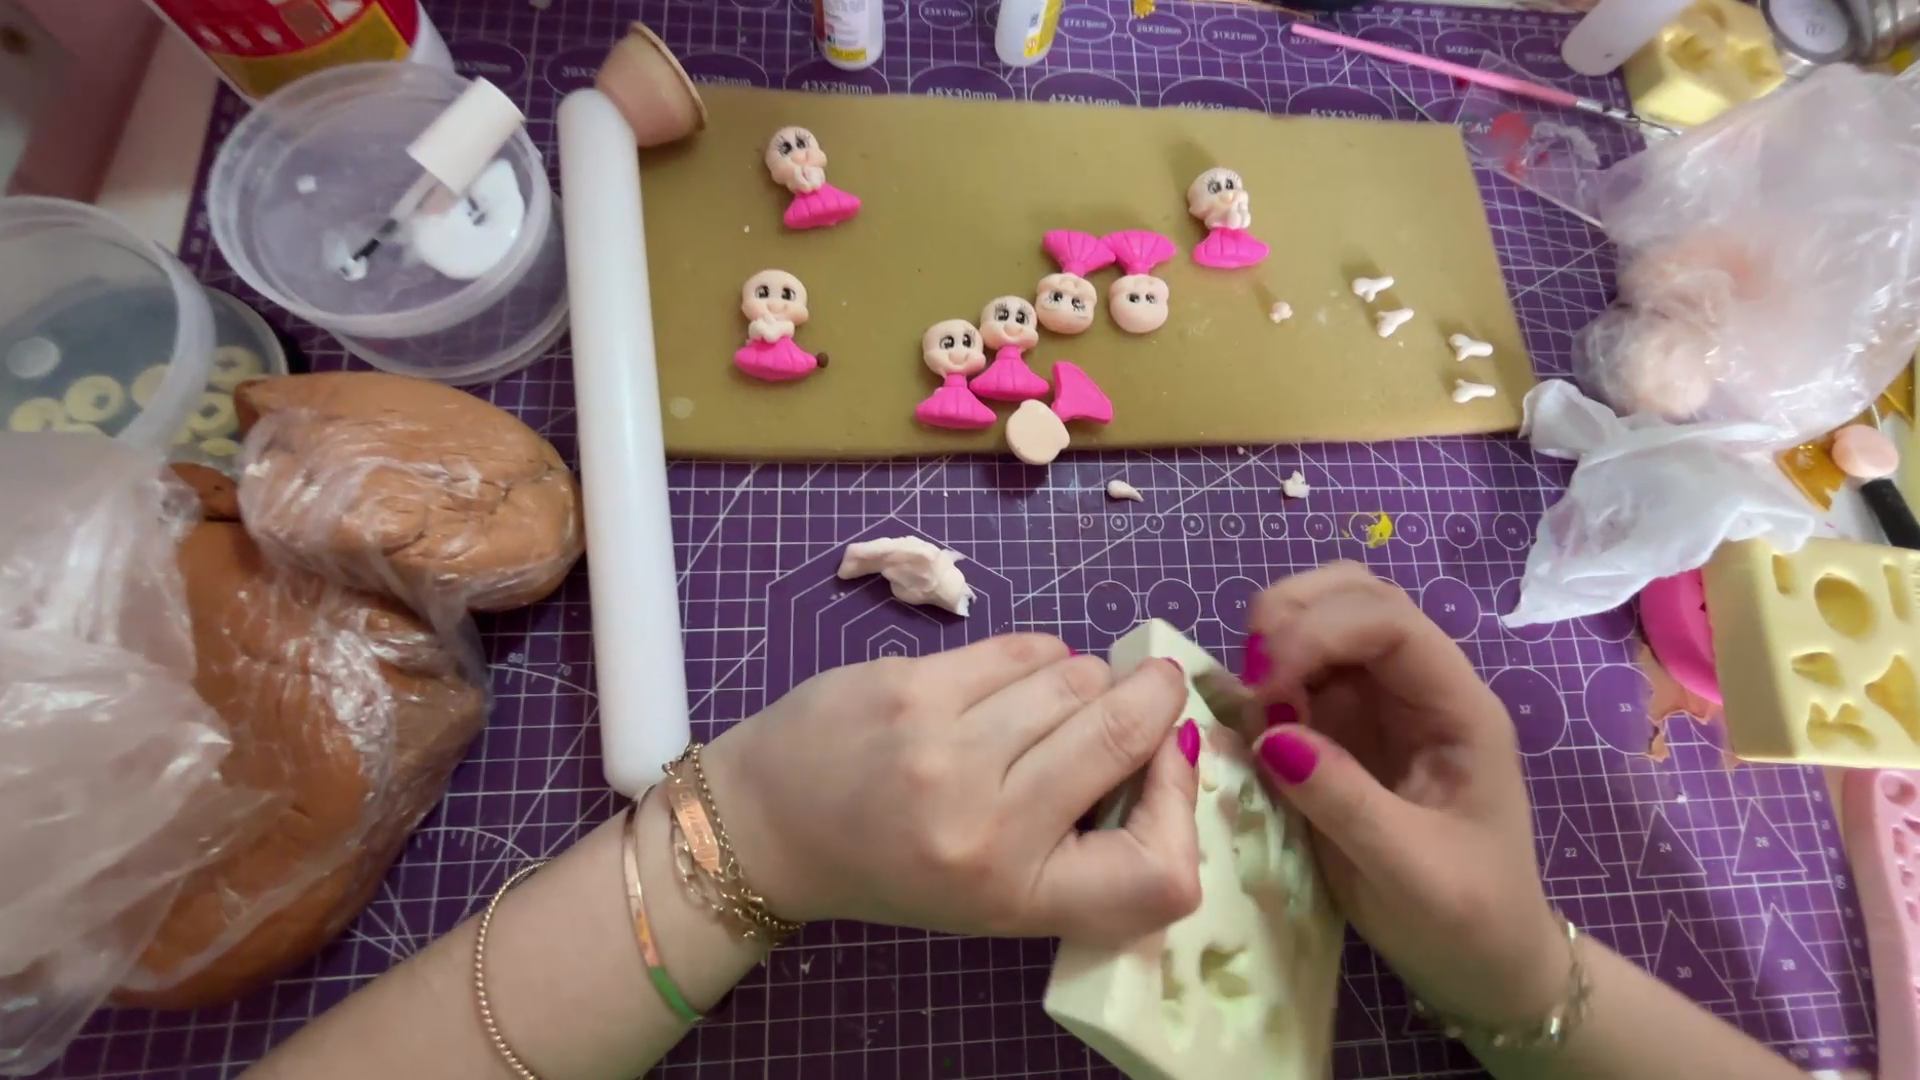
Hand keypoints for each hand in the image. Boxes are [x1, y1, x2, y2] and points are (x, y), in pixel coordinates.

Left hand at [700, 635, 1201, 943]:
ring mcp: (945, 742)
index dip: (1181, 805)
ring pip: (1075, 676)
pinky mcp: (913, 682)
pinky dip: (1041, 656)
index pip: (1160, 871)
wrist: (771, 825)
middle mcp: (987, 821)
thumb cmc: (890, 866)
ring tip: (1061, 694)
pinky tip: (1020, 674)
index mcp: (1015, 894)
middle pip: (1122, 735)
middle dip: (1154, 699)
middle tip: (1155, 686)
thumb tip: (1161, 743)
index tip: (1166, 762)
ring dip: (1089, 678)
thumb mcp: (991, 890)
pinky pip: (1023, 648)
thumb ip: (1076, 836)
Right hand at [1242, 563, 1567, 1027]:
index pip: (1390, 622)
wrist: (1478, 959)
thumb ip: (1346, 804)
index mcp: (1456, 708)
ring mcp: (1375, 694)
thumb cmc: (1465, 919)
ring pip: (1320, 612)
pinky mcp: (1338, 714)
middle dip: (1291, 611)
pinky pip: (1294, 660)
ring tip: (1252, 695)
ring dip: (1273, 633)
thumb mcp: (1414, 875)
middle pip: (1354, 592)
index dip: (1319, 632)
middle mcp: (1416, 683)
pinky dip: (1263, 669)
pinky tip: (1253, 710)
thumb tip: (1269, 736)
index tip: (1266, 686)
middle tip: (1251, 673)